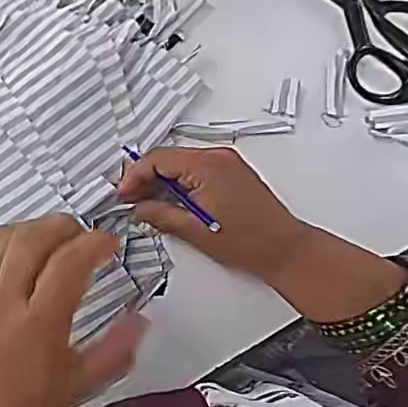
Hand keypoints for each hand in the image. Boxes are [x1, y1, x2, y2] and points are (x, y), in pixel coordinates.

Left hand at [0, 215, 147, 406]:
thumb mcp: (79, 384)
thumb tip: (142, 320)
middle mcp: (7, 300)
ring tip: (52, 237)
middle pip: (35, 238)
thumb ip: (116, 351)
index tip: (110, 242)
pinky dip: (3, 243)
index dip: (95, 243)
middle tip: (83, 234)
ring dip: (33, 228)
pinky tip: (16, 252)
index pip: (70, 262)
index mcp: (40, 322)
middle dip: (65, 226)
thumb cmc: (20, 404)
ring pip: (4, 238)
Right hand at [117, 145, 406, 322]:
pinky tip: (170, 204)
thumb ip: (159, 214)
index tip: (123, 194)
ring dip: (161, 183)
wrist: (284, 249)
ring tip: (148, 206)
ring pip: (179, 165)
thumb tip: (139, 208)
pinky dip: (178, 185)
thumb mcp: (194, 231)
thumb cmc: (251, 241)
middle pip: (167, 159)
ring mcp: (225, 163)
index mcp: (208, 166)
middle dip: (145, 179)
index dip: (134, 176)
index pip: (157, 159)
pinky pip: (194, 171)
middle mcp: (218, 157)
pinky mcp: (229, 173)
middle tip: (130, 201)